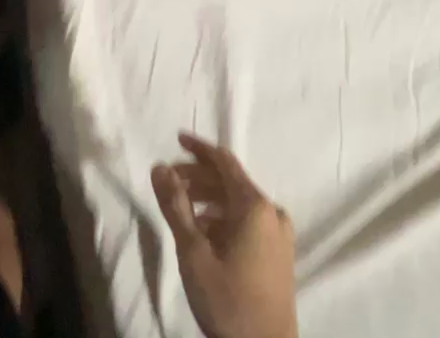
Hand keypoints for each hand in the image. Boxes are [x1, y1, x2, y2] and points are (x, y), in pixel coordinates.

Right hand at [153, 134, 298, 337]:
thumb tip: (159, 167)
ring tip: (181, 209)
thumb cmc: (228, 300)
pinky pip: (248, 222)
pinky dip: (224, 219)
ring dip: (209, 200)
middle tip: (168, 182)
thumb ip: (176, 206)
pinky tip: (204, 234)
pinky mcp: (279, 255)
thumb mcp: (193, 253)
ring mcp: (280, 235)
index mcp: (255, 206)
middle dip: (198, 177)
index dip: (198, 149)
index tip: (175, 139)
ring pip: (239, 203)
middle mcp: (273, 213)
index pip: (224, 162)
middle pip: (231, 182)